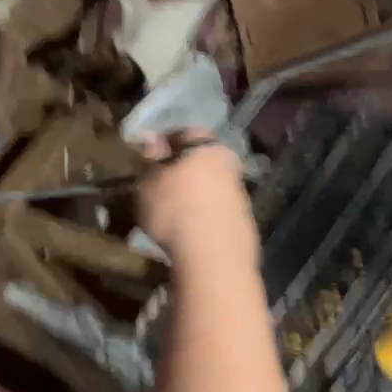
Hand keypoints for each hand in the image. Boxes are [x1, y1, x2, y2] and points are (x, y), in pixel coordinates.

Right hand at [132, 131, 259, 266]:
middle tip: (156, 183)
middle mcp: (230, 167)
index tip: (146, 156)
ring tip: (168, 210)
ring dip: (192, 193)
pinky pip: (217, 210)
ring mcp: (241, 197)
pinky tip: (186, 229)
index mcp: (207, 150)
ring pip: (210, 185)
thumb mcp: (147, 182)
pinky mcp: (245, 225)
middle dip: (180, 168)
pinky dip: (202, 214)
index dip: (164, 140)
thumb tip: (151, 140)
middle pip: (202, 160)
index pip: (185, 132)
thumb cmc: (174, 210)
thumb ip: (150, 160)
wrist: (214, 259)